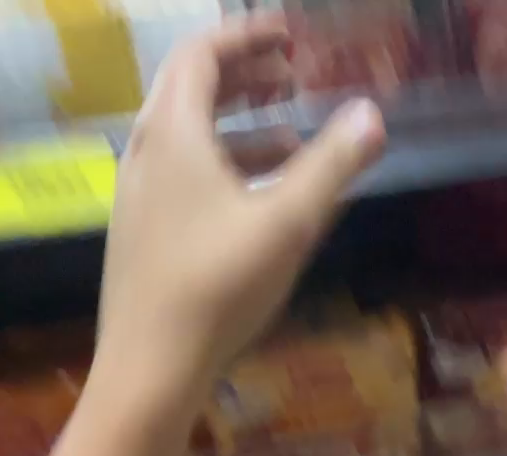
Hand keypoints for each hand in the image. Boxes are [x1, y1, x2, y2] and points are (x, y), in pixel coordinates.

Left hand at [93, 14, 385, 421]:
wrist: (149, 367)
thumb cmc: (218, 288)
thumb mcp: (287, 224)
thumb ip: (332, 166)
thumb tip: (371, 114)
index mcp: (173, 134)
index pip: (202, 54)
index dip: (248, 37)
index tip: (289, 39)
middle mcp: (144, 154)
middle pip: (188, 91)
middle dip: (242, 78)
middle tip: (289, 80)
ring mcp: (134, 199)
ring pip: (183, 141)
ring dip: (235, 129)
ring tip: (287, 143)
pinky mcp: (137, 238)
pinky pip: (178, 180)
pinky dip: (217, 170)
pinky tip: (250, 206)